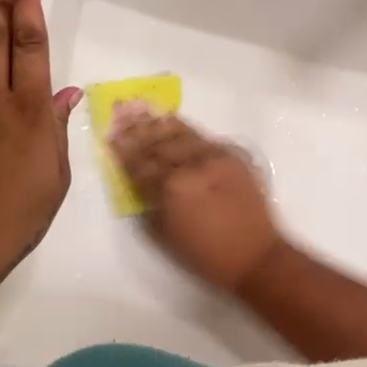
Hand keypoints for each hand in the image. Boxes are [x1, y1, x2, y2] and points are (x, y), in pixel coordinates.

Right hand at [108, 107, 284, 293]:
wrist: (256, 256)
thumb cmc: (205, 255)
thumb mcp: (165, 235)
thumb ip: (149, 203)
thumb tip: (140, 181)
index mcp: (170, 189)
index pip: (140, 164)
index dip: (123, 150)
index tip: (111, 135)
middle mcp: (190, 167)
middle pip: (158, 144)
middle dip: (137, 131)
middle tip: (122, 115)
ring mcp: (214, 158)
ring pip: (180, 135)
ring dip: (159, 124)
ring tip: (142, 110)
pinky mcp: (232, 157)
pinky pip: (203, 137)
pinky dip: (185, 129)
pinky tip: (172, 121)